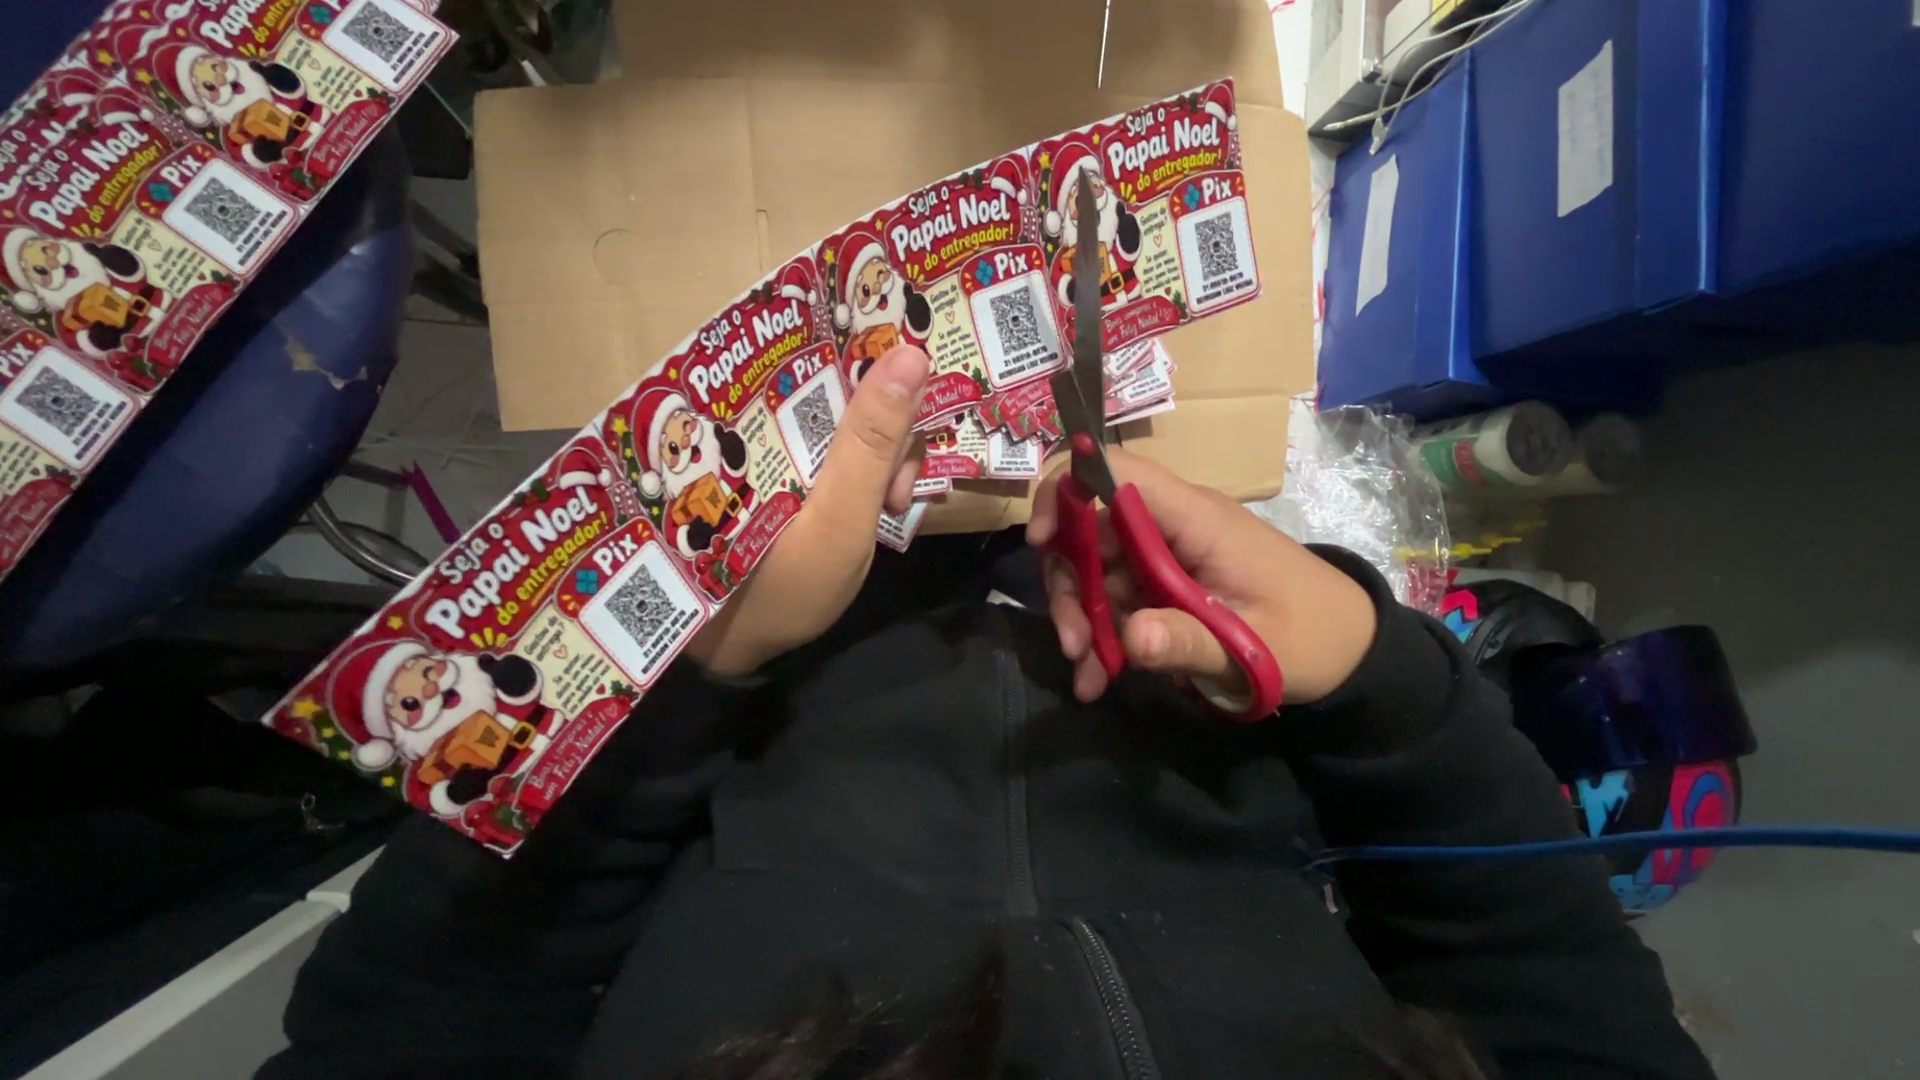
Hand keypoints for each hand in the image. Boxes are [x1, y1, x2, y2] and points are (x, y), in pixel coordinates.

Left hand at [685, 346, 928, 675]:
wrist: (731, 645)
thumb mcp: (841, 514)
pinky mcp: (791, 474)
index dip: (885, 371)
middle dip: (891, 436)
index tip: (917, 417)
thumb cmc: (784, 584)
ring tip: (888, 508)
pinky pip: (842, 453)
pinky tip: (880, 505)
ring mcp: (782, 448)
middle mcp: (770, 418)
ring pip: (853, 424)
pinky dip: (868, 475)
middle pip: (852, 391)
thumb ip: (873, 442)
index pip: (831, 354)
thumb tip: (909, 352)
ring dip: (885, 462)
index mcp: (768, 416)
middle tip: (895, 493)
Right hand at [1026, 448, 1376, 706]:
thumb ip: (1190, 642)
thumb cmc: (1311, 636)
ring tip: (1088, 673)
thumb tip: (1128, 638)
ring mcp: (1163, 556)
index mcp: (1196, 519)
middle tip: (1073, 644)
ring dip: (1080, 617)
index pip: (1120, 474)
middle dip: (1068, 584)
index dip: (1069, 490)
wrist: (1349, 649)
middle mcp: (1170, 527)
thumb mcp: (1253, 649)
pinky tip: (1100, 678)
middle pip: (1091, 530)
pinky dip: (1102, 635)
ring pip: (1093, 569)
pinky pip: (1114, 598)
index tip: (1041, 539)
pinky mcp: (1162, 585)